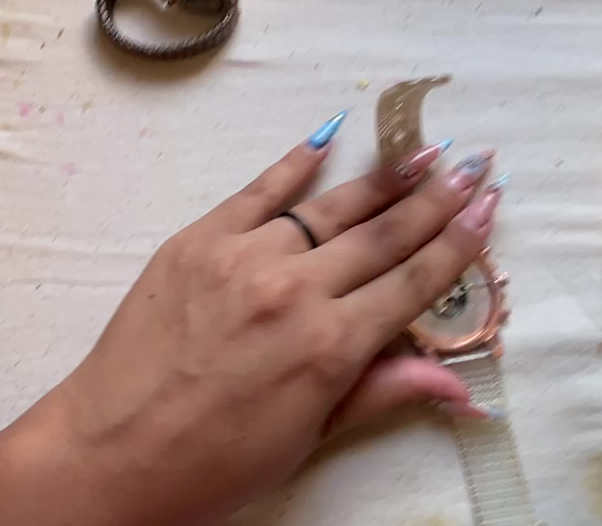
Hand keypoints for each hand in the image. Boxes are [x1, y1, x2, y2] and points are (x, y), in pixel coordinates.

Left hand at [6, 114, 502, 525]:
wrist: (113, 451)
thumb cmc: (216, 463)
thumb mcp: (309, 439)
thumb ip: (383, 392)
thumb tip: (466, 388)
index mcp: (331, 347)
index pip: (413, 283)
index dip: (459, 242)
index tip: (489, 204)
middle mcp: (296, 290)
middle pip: (383, 235)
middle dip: (435, 197)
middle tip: (472, 161)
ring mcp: (245, 255)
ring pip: (330, 207)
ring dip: (381, 177)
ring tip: (420, 149)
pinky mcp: (200, 238)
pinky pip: (257, 190)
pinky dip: (294, 162)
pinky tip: (327, 138)